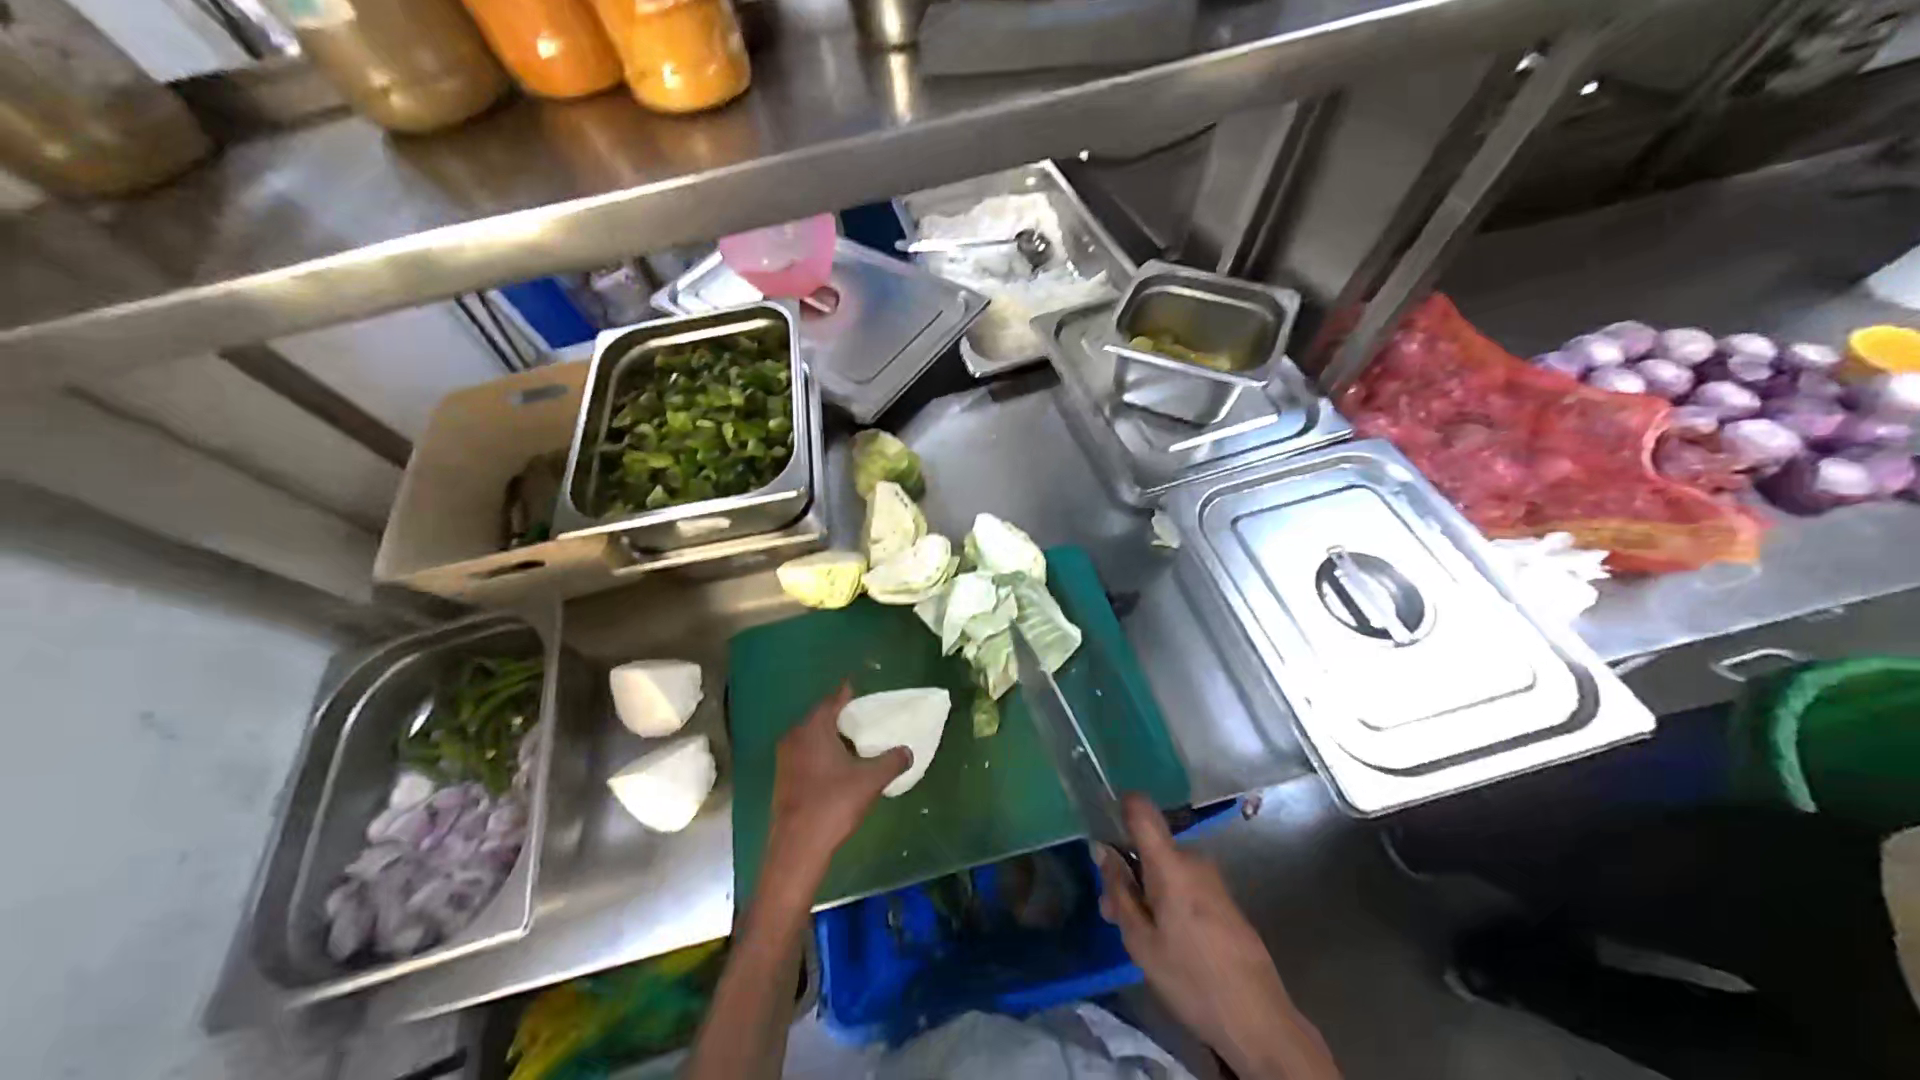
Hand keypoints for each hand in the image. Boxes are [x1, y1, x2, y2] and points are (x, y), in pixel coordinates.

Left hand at [767, 682, 909, 879]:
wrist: (798, 846)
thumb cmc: (834, 803)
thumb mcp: (870, 780)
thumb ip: (892, 761)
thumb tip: (907, 751)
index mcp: (813, 729)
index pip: (832, 701)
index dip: (847, 695)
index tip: (857, 689)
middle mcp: (794, 737)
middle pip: (820, 718)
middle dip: (840, 716)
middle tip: (863, 718)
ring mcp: (785, 759)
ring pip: (811, 738)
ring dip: (831, 737)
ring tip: (854, 743)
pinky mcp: (783, 779)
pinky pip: (805, 755)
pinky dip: (821, 754)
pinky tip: (838, 767)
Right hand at [1095, 795, 1340, 1079]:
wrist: (1260, 1020)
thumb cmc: (1192, 980)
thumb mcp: (1141, 942)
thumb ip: (1119, 892)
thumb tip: (1102, 850)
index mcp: (1171, 864)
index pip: (1142, 810)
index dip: (1120, 807)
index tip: (1102, 825)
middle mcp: (1194, 860)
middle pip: (1150, 847)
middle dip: (1127, 871)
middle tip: (1112, 912)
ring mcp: (1212, 879)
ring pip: (1166, 868)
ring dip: (1145, 889)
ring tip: (1136, 933)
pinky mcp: (1223, 899)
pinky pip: (1184, 883)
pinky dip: (1167, 899)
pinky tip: (1165, 937)